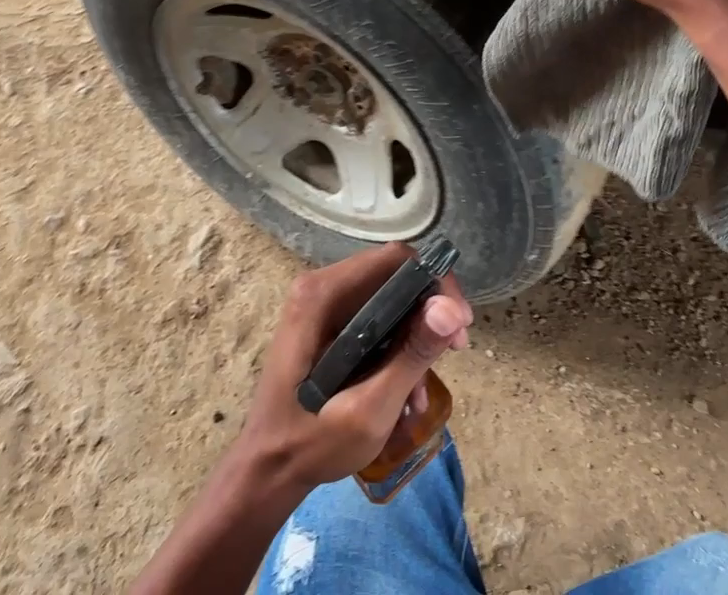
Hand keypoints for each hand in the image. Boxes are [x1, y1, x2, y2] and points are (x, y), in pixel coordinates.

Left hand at [235, 244, 472, 493]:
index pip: (395, 260)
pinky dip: (397, 349)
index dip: (437, 284)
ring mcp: (322, 305)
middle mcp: (321, 288)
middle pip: (395, 275)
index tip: (459, 328)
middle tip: (454, 352)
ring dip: (416, 338)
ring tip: (420, 393)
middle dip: (431, 313)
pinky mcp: (327, 324)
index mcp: (322, 296)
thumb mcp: (370, 408)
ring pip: (389, 299)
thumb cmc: (312, 443)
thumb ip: (411, 356)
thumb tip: (450, 309)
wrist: (268, 468)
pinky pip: (376, 319)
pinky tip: (405, 394)